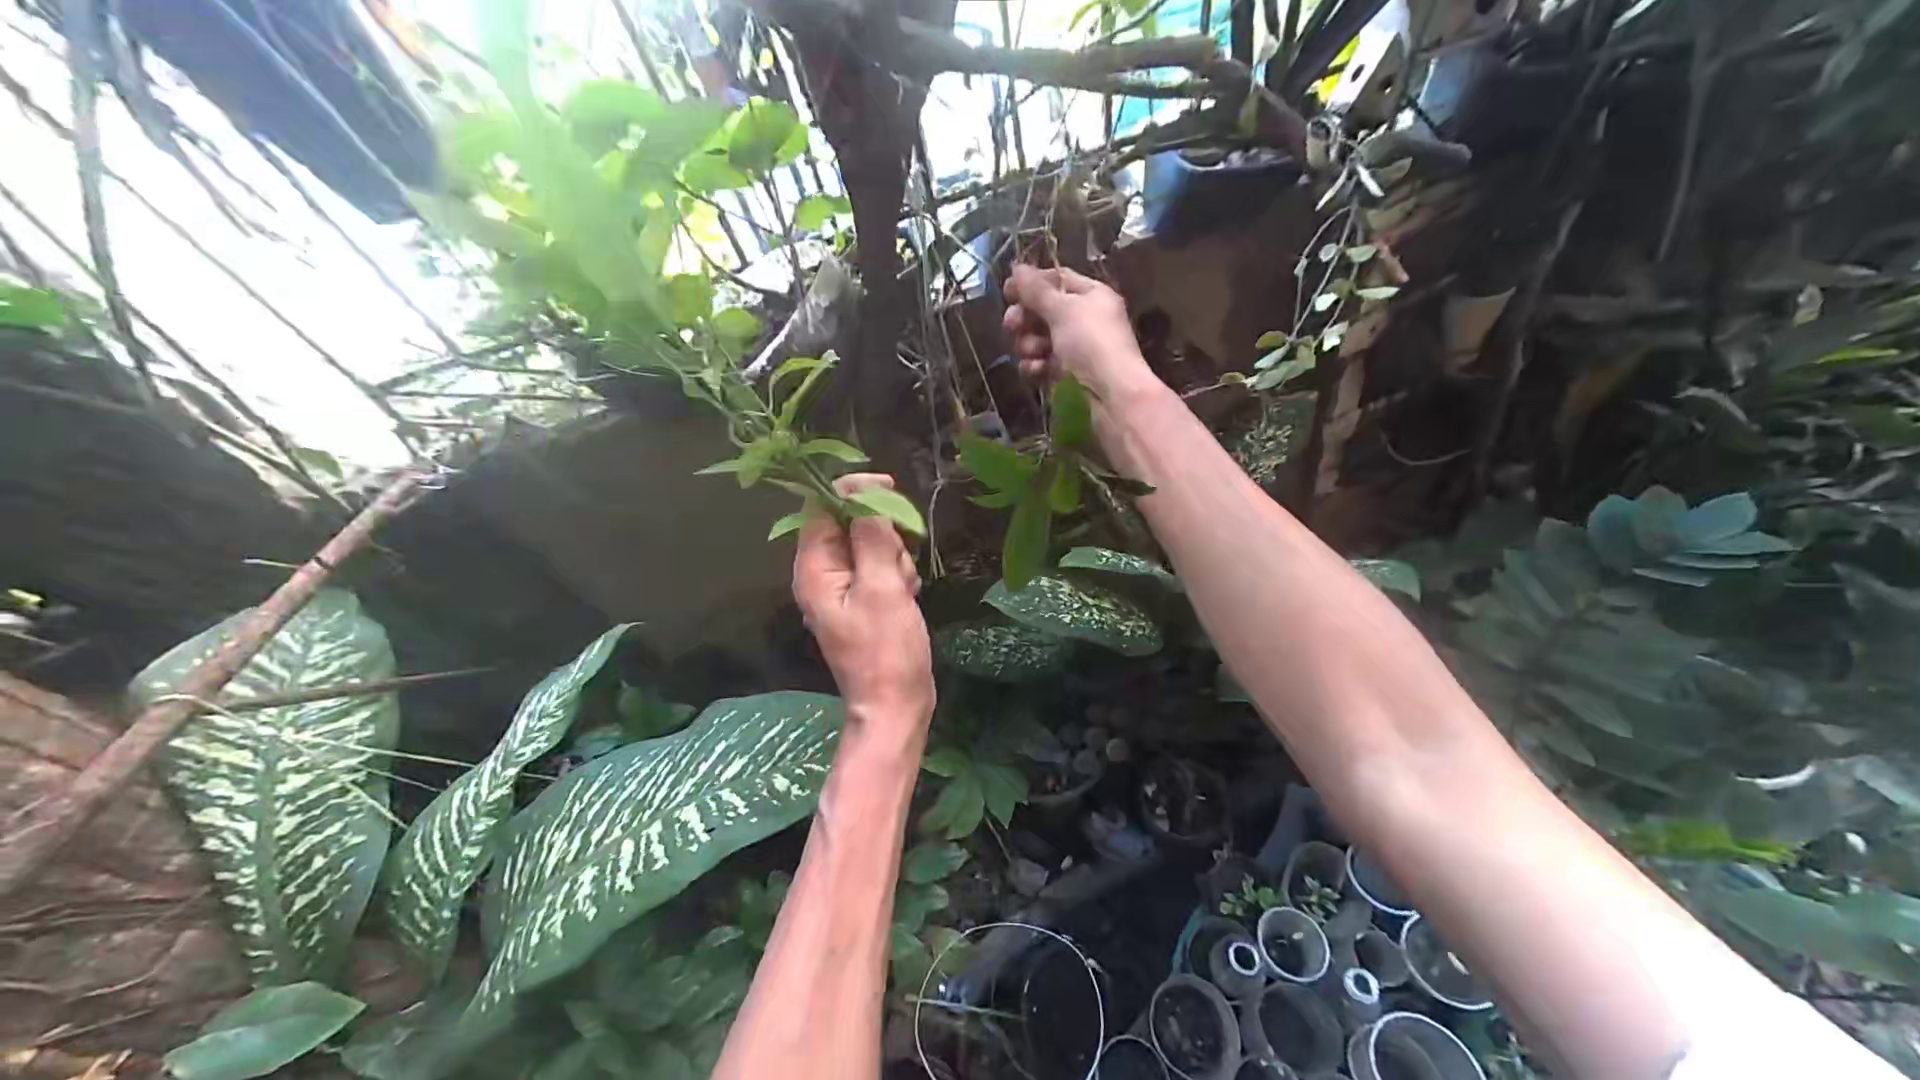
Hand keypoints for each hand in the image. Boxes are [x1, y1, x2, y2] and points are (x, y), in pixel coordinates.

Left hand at [792, 475, 934, 734]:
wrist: (896, 705)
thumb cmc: (886, 650)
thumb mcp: (882, 587)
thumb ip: (871, 536)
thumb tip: (863, 490)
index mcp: (814, 568)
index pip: (822, 506)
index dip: (853, 491)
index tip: (889, 490)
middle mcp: (822, 573)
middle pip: (850, 522)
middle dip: (882, 533)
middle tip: (895, 564)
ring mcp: (843, 587)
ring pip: (871, 543)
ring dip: (894, 556)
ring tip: (903, 589)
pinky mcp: (863, 598)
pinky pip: (880, 567)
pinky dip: (897, 574)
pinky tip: (907, 596)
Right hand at [1002, 264, 1155, 401]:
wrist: (1111, 396)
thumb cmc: (1091, 344)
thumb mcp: (1063, 310)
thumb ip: (1036, 290)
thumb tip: (1017, 267)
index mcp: (1090, 295)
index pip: (1056, 279)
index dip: (1031, 283)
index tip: (1007, 290)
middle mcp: (1083, 319)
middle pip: (1043, 310)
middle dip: (1024, 318)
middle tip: (1012, 325)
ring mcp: (1075, 348)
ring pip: (1038, 338)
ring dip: (1028, 344)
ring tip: (1033, 353)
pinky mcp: (1066, 374)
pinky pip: (1042, 363)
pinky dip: (1036, 365)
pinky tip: (1037, 370)